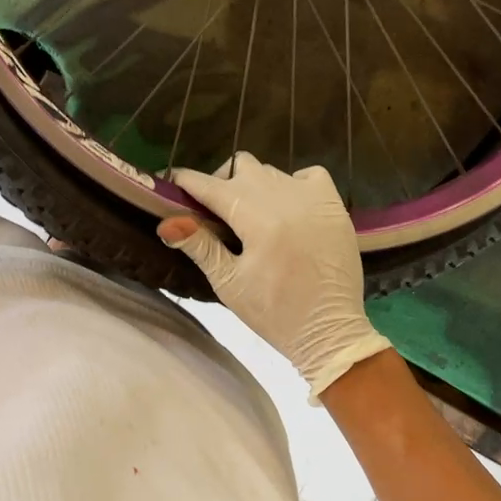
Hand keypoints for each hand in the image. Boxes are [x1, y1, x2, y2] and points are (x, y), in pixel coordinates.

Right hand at [158, 152, 391, 398]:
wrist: (331, 334)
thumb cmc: (274, 312)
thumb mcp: (228, 283)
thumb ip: (198, 245)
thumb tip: (166, 221)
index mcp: (255, 219)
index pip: (209, 185)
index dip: (186, 181)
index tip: (172, 182)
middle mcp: (283, 198)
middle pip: (239, 167)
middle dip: (220, 182)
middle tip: (215, 210)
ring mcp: (311, 198)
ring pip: (270, 170)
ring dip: (253, 184)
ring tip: (251, 213)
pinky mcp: (334, 205)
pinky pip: (307, 174)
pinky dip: (293, 182)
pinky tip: (289, 206)